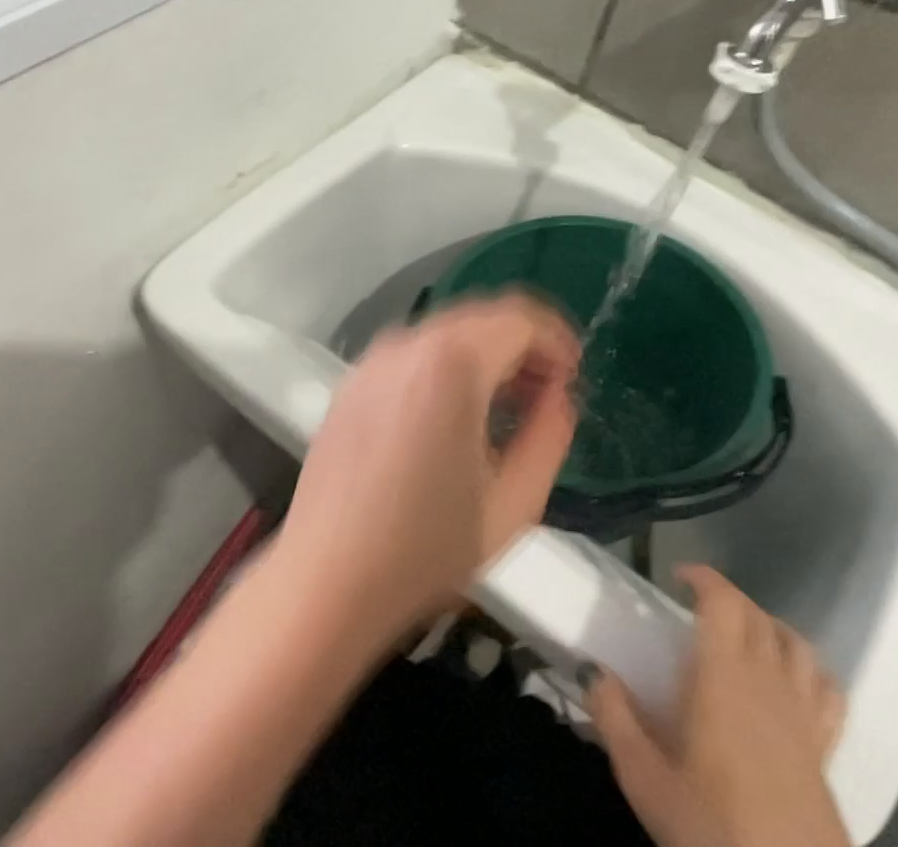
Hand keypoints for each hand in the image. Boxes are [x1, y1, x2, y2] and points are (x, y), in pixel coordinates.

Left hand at [273, 294, 580, 640]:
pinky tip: (451, 418)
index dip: (556, 340)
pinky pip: (410, 358)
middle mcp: (406, 347)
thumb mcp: (515, 502)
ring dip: (483, 357)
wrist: (326, 580)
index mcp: (452, 365)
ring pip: (443, 335)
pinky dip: (443, 370)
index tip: (571, 378)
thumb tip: (556, 397)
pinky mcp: (348, 387)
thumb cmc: (426, 549)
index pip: (520, 318)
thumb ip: (550, 435)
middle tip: (545, 394)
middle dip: (522, 346)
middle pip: (480, 318)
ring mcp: (370, 364)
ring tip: (503, 409)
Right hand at [589, 566, 848, 846]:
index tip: (678, 575)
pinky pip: (828, 687)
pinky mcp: (826, 745)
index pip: (724, 603)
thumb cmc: (710, 826)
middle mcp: (769, 682)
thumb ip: (614, 717)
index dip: (705, 578)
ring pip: (796, 644)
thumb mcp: (643, 777)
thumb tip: (594, 670)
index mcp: (724, 678)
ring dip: (769, 626)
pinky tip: (794, 679)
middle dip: (729, 600)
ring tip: (744, 635)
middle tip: (696, 609)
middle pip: (758, 617)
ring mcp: (805, 713)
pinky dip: (810, 668)